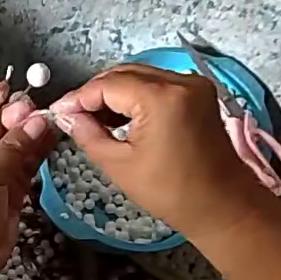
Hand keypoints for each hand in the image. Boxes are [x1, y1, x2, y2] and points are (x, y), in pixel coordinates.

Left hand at [0, 81, 55, 279]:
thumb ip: (13, 145)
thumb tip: (35, 122)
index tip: (4, 91)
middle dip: (12, 117)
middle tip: (32, 112)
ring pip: (12, 144)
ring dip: (29, 134)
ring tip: (47, 123)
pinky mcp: (8, 190)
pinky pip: (24, 164)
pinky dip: (37, 153)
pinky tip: (50, 140)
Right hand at [48, 65, 278, 245]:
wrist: (221, 206)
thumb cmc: (171, 192)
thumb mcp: (119, 165)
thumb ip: (88, 134)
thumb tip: (67, 118)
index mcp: (161, 98)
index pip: (107, 84)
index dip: (78, 97)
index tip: (59, 112)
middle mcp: (180, 81)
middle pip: (124, 73)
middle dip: (94, 93)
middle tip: (72, 116)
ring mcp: (193, 85)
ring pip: (140, 77)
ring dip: (113, 94)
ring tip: (91, 120)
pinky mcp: (198, 94)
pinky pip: (157, 85)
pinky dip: (134, 97)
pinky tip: (118, 118)